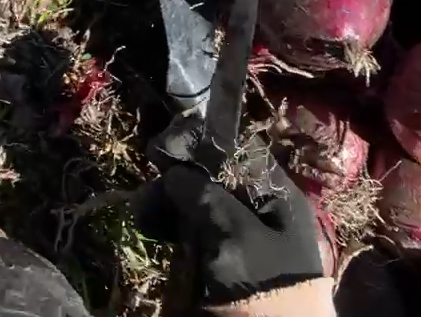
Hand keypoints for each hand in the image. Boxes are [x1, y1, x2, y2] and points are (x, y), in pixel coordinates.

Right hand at [134, 163, 326, 308]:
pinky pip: (193, 227)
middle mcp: (262, 208)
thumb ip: (202, 192)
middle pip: (214, 175)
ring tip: (143, 209)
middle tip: (151, 180)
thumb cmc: (262, 279)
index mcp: (278, 196)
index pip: (238, 150)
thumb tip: (174, 173)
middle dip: (178, 177)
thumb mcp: (233, 231)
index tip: (168, 145)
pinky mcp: (223, 256)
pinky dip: (170, 223)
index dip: (202, 142)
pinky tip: (149, 224)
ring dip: (168, 200)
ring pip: (198, 201)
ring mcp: (242, 234)